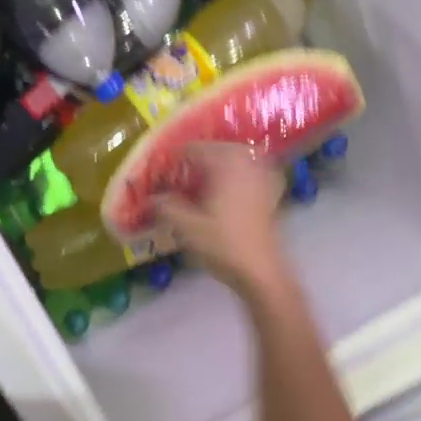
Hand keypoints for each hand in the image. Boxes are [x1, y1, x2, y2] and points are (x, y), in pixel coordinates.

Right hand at [152, 142, 290, 298]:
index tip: (158, 176)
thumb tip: (149, 198)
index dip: (172, 162)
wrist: (260, 271)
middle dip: (193, 164)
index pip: (192, 149)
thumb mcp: (186, 227)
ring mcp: (262, 175)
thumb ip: (164, 206)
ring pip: (231, 161)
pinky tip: (220, 195)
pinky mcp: (270, 191)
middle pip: (213, 151)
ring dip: (212, 170)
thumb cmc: (222, 245)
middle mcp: (247, 161)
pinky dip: (230, 179)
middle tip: (175, 182)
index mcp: (226, 162)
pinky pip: (246, 174)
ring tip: (195, 188)